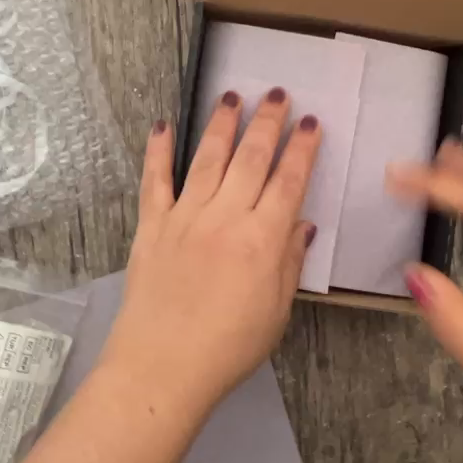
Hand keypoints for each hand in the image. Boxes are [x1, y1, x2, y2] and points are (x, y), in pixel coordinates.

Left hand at [99, 88, 321, 419]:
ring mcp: (184, 217)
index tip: (311, 123)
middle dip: (267, 122)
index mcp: (262, 240)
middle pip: (251, 158)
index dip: (302, 149)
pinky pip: (155, 180)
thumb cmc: (228, 348)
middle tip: (276, 94)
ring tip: (231, 95)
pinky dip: (158, 151)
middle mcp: (225, 217)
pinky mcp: (152, 225)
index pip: (288, 181)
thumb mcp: (276, 312)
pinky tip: (163, 125)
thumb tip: (302, 223)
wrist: (162, 369)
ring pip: (207, 158)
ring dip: (222, 123)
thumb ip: (289, 262)